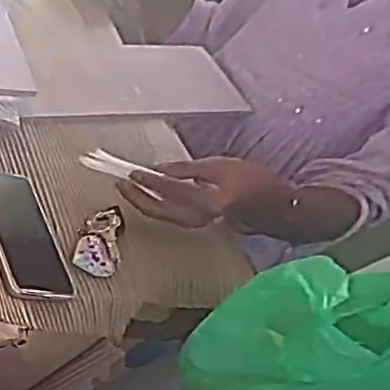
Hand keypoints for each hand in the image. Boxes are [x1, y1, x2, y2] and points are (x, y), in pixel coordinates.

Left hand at [116, 157, 297, 229]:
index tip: (134, 172)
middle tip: (121, 182)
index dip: (148, 180)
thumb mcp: (221, 167)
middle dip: (135, 195)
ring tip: (128, 187)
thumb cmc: (250, 181)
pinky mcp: (188, 222)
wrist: (268, 204)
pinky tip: (145, 194)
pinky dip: (151, 204)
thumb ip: (188, 169)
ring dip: (139, 200)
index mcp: (205, 202)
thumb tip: (159, 170)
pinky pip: (163, 214)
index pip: (168, 190)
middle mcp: (193, 217)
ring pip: (156, 213)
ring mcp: (189, 223)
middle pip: (154, 208)